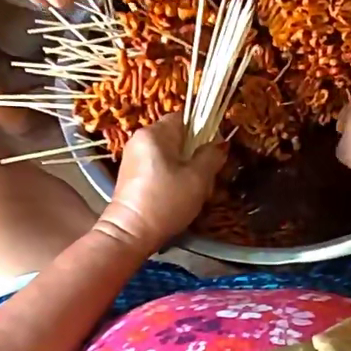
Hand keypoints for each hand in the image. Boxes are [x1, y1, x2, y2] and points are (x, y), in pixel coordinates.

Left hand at [95, 115, 226, 253]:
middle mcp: (140, 139)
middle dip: (196, 154)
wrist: (130, 233)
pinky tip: (179, 196)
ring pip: (170, 154)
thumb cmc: (166, 201)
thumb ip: (212, 155)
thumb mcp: (198, 178)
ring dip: (186, 168)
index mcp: (154, 133)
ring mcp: (133, 158)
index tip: (216, 148)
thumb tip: (220, 143)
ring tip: (196, 190)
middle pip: (178, 137)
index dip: (204, 128)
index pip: (184, 117)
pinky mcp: (132, 176)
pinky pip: (159, 167)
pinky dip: (172, 177)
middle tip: (208, 175)